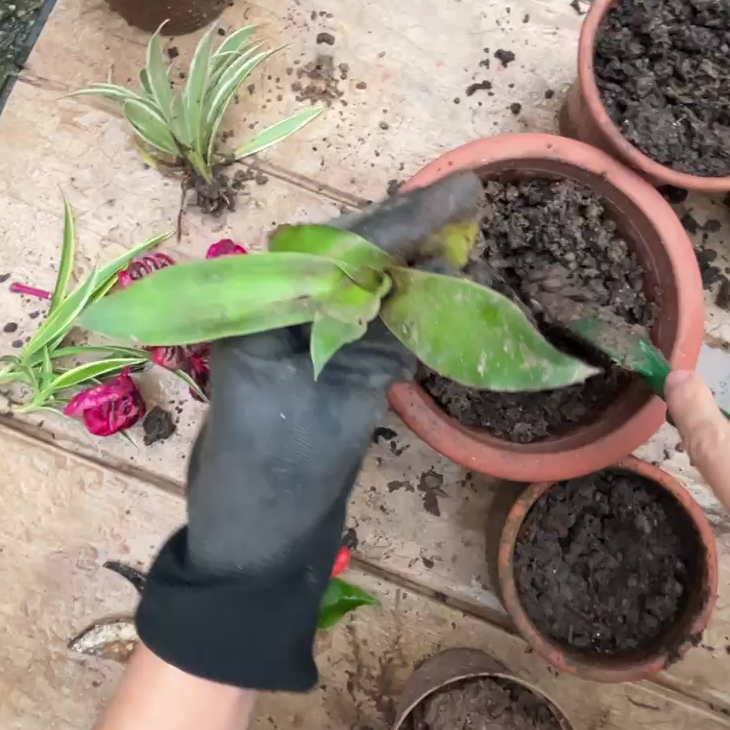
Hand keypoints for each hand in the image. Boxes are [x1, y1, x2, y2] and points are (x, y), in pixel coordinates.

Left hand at [137, 172, 481, 690]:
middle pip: (355, 253)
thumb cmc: (274, 471)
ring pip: (370, 278)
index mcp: (263, 304)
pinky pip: (380, 315)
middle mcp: (285, 306)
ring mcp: (313, 330)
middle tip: (466, 196)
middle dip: (411, 227)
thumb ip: (372, 341)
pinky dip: (414, 299)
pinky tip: (444, 276)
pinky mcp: (339, 356)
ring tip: (460, 222)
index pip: (339, 251)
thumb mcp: (323, 401)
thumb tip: (421, 277)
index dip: (399, 223)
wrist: (264, 535)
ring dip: (416, 255)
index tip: (453, 194)